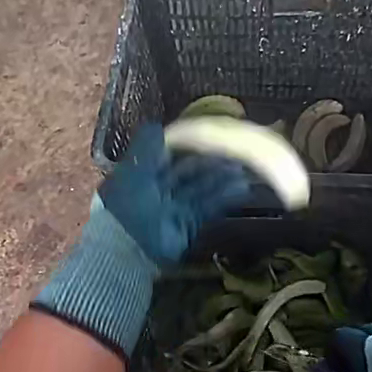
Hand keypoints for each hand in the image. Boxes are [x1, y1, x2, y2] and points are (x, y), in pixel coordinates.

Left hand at [34, 124, 255, 355]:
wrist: (128, 247)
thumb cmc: (128, 204)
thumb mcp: (133, 169)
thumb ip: (146, 145)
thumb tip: (158, 124)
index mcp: (141, 173)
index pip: (169, 154)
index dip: (189, 144)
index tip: (210, 135)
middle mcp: (158, 189)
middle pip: (189, 170)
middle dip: (210, 161)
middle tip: (235, 151)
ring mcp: (174, 208)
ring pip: (202, 188)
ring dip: (222, 178)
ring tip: (243, 169)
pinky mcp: (188, 224)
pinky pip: (208, 207)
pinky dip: (224, 197)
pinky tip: (241, 188)